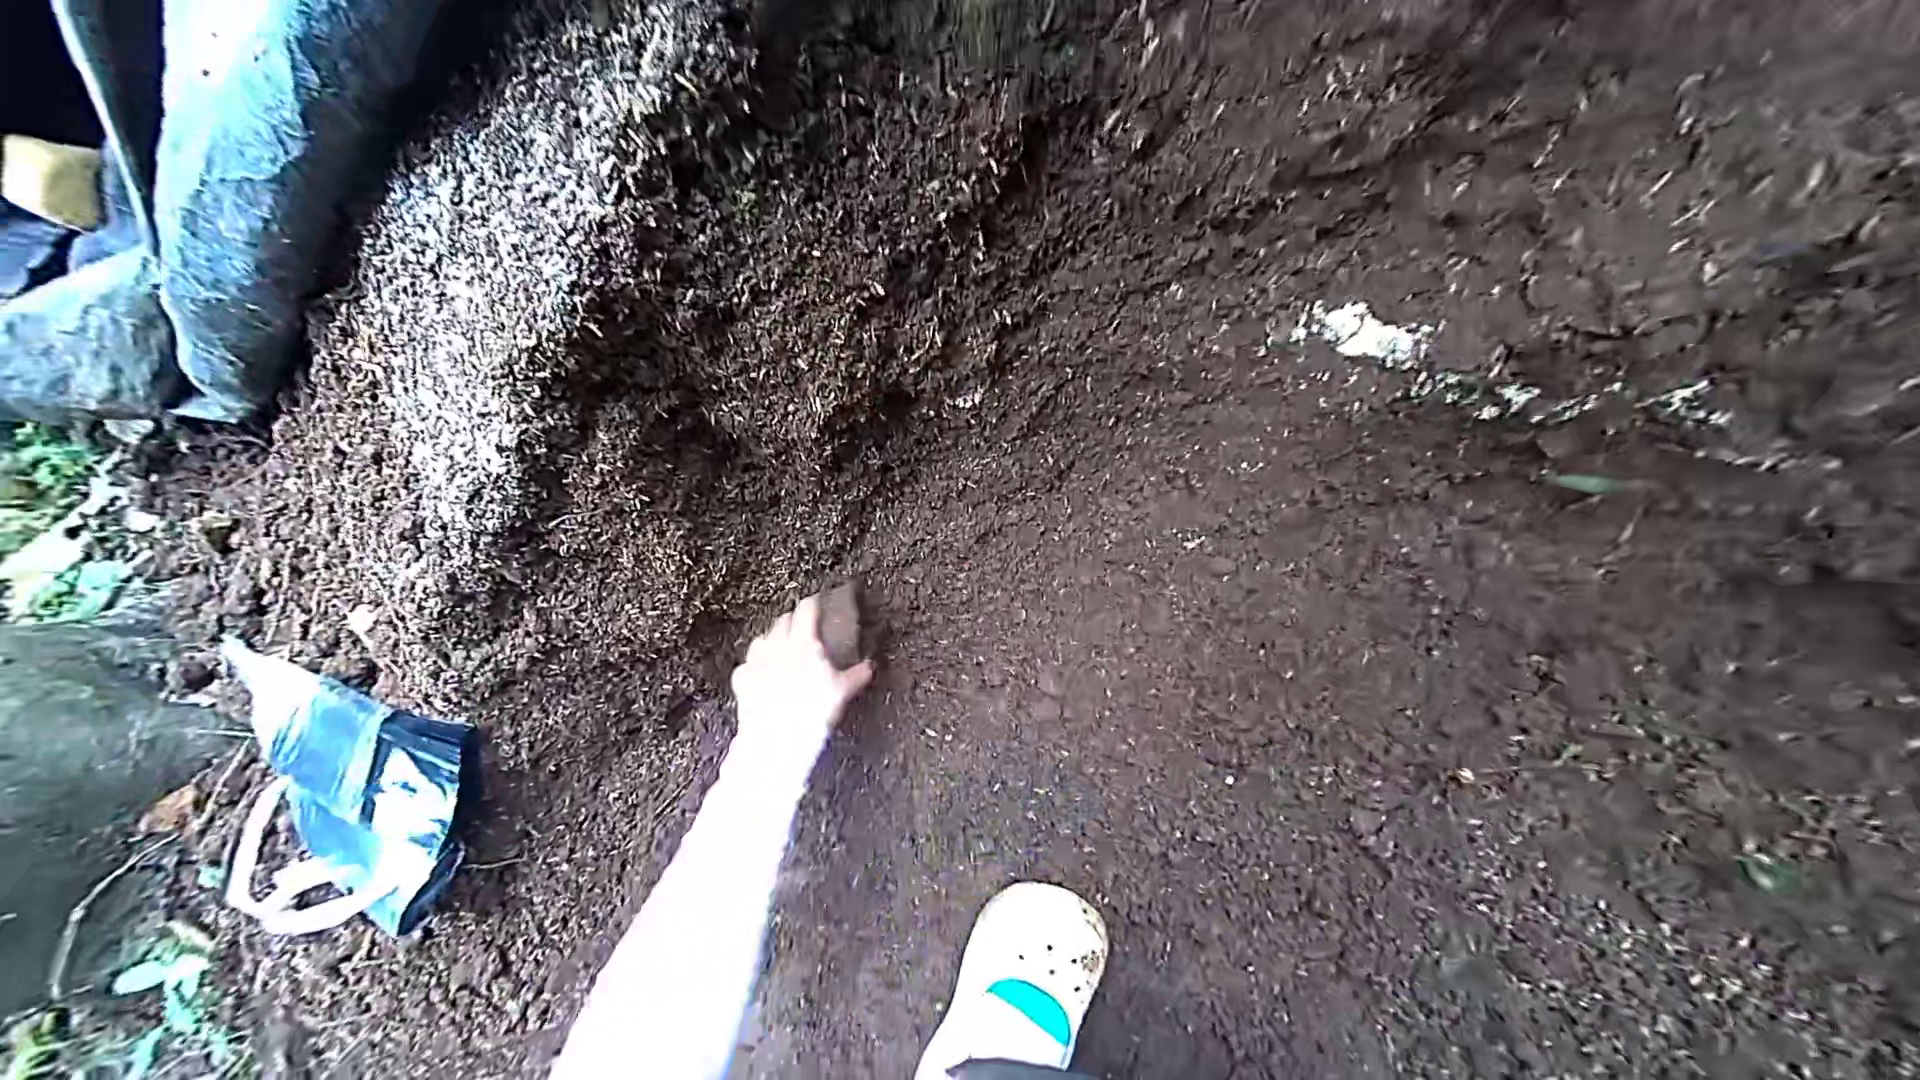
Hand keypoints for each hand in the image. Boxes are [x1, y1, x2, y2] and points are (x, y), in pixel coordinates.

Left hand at [730, 594, 874, 762]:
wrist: (776, 740)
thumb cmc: (809, 715)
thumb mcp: (842, 692)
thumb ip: (857, 675)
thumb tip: (869, 667)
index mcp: (803, 643)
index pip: (807, 610)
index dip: (814, 603)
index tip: (817, 602)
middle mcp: (777, 646)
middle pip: (783, 620)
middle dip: (793, 620)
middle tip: (804, 626)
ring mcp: (756, 662)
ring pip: (762, 638)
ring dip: (772, 639)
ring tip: (782, 648)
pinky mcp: (742, 680)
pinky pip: (747, 664)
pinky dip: (755, 665)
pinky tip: (762, 674)